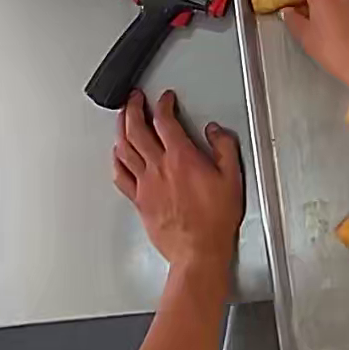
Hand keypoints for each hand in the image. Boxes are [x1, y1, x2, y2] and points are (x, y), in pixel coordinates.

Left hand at [113, 90, 244, 277]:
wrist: (199, 251)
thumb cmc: (215, 219)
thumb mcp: (232, 177)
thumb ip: (224, 147)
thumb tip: (215, 131)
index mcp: (181, 158)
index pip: (165, 121)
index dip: (164, 104)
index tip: (166, 98)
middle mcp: (159, 167)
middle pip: (137, 129)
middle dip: (134, 108)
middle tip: (134, 98)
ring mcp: (146, 184)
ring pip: (124, 149)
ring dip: (121, 128)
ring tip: (122, 117)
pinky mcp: (139, 200)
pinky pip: (121, 175)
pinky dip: (116, 159)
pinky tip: (117, 154)